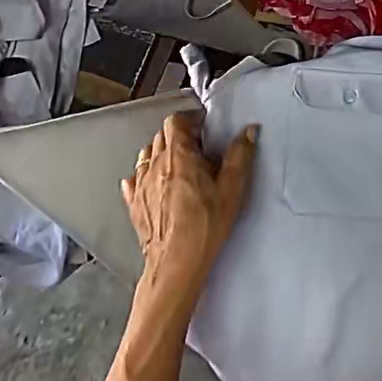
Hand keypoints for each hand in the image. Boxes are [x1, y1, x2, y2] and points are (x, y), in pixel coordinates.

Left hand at [122, 112, 256, 308]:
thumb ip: (240, 154)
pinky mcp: (134, 204)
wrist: (176, 262)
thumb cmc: (205, 225)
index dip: (192, 119)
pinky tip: (158, 181)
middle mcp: (155, 167)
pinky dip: (146, 173)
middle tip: (201, 145)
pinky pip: (135, 178)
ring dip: (163, 152)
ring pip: (147, 155)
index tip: (206, 125)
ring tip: (183, 162)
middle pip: (161, 136)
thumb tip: (247, 132)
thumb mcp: (233, 186)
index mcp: (179, 157)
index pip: (176, 122)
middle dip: (181, 134)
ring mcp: (140, 186)